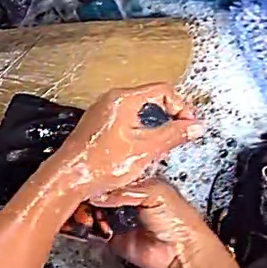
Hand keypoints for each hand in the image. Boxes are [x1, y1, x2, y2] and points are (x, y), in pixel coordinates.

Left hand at [37, 84, 202, 201]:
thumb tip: (196, 127)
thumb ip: (174, 135)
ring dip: (155, 124)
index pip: (163, 90)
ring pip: (138, 110)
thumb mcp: (146, 149)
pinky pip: (126, 120)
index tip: (189, 125)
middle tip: (180, 133)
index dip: (181, 107)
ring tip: (163, 143)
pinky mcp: (98, 125)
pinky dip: (139, 129)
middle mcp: (111, 100)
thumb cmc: (101, 163)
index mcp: (123, 99)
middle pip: (150, 98)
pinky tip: (141, 148)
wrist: (70, 177)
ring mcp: (103, 112)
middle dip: (169, 115)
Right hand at [91, 178, 219, 267]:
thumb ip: (125, 189)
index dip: (101, 175)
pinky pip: (93, 229)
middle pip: (99, 191)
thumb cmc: (178, 221)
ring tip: (90, 208)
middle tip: (86, 192)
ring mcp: (117, 218)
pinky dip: (89, 225)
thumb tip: (100, 191)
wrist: (181, 253)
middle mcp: (125, 200)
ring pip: (92, 209)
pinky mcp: (112, 237)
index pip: (112, 175)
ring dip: (88, 208)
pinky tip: (92, 221)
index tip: (90, 176)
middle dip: (91, 192)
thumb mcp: (155, 192)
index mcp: (137, 184)